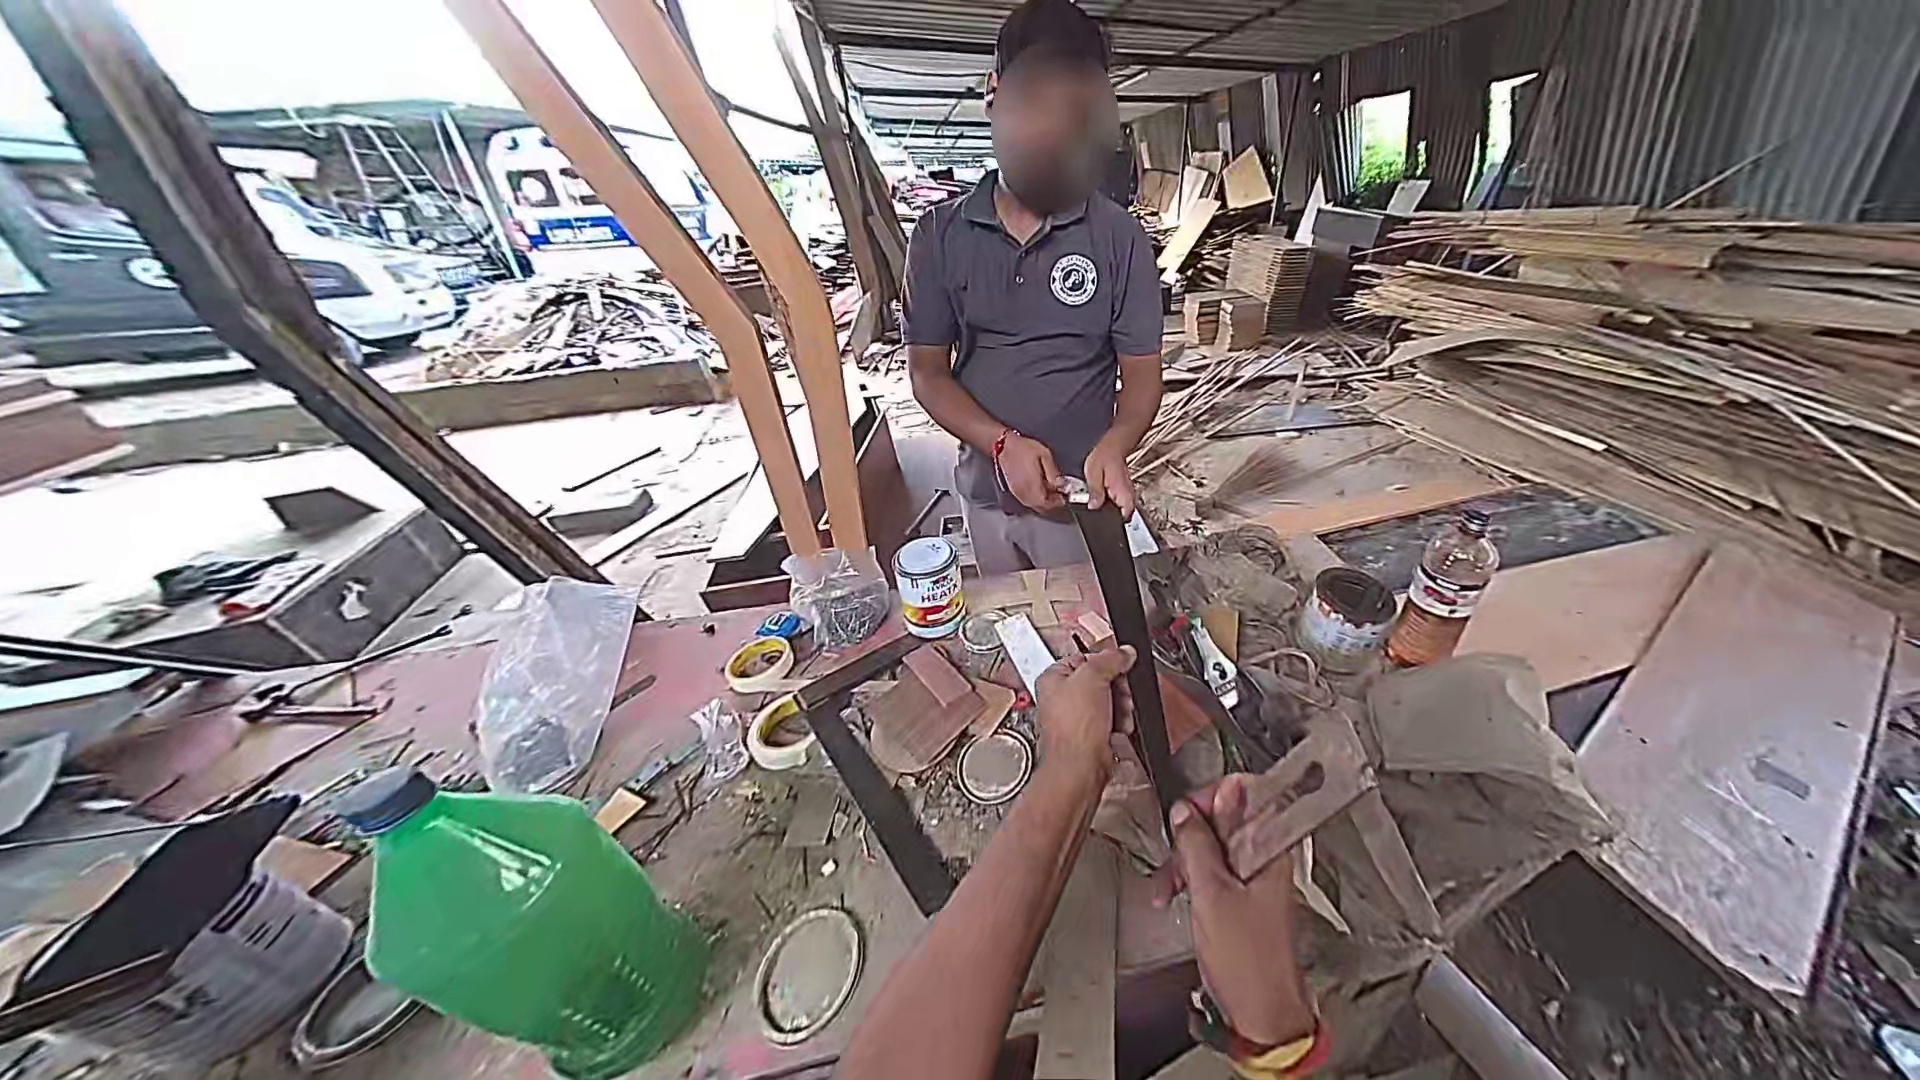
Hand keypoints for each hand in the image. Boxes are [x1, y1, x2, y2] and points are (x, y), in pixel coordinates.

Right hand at [997, 432, 1066, 512]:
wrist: (1004, 446)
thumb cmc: (1023, 448)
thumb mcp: (1044, 455)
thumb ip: (1053, 472)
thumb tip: (1060, 485)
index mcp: (1032, 484)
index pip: (1046, 503)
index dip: (1056, 503)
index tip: (1063, 497)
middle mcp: (1024, 491)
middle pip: (1039, 507)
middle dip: (1050, 504)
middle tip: (1058, 495)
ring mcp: (1017, 492)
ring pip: (1033, 505)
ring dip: (1042, 502)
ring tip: (1049, 492)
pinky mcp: (1013, 490)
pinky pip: (1026, 501)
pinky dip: (1035, 499)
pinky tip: (1038, 490)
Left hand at [1034, 645, 1135, 779]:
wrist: (1081, 766)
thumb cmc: (1073, 727)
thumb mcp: (1093, 678)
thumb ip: (1109, 659)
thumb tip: (1124, 652)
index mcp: (1054, 678)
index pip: (1085, 658)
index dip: (1105, 662)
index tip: (1118, 666)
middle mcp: (1062, 696)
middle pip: (1101, 680)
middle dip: (1117, 688)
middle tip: (1119, 694)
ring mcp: (1077, 716)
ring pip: (1110, 700)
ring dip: (1121, 707)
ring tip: (1118, 714)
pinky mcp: (1091, 733)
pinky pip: (1113, 719)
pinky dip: (1120, 723)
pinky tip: (1118, 728)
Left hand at [1081, 436, 1137, 518]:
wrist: (1113, 442)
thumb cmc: (1105, 454)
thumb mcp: (1094, 473)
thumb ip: (1095, 492)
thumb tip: (1094, 506)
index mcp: (1123, 493)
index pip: (1125, 517)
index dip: (1112, 521)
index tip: (1101, 518)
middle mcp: (1127, 494)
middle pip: (1120, 514)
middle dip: (1106, 514)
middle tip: (1095, 504)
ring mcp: (1125, 491)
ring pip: (1117, 507)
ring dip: (1106, 505)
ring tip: (1095, 495)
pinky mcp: (1121, 488)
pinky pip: (1115, 499)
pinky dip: (1106, 498)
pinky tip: (1098, 491)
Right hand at [1157, 775, 1315, 1046]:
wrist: (1259, 1013)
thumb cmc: (1247, 960)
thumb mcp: (1211, 892)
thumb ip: (1196, 842)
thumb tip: (1184, 808)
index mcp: (1269, 848)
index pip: (1248, 792)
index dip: (1215, 792)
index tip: (1190, 808)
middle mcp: (1263, 855)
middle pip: (1223, 814)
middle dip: (1191, 827)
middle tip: (1176, 845)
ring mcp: (1250, 874)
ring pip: (1210, 839)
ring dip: (1183, 854)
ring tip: (1170, 879)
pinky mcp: (1237, 891)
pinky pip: (1207, 865)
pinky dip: (1186, 873)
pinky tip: (1171, 890)